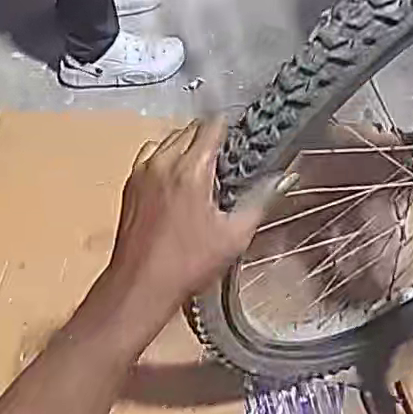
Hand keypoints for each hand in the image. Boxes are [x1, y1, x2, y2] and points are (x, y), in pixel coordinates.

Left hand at [100, 119, 282, 317]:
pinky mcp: (130, 184)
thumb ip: (260, 200)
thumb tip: (282, 179)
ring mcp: (143, 171)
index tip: (239, 139)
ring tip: (201, 169)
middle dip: (209, 137)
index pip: (211, 127)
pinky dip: (164, 156)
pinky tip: (175, 178)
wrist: (140, 286)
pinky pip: (150, 154)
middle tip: (225, 159)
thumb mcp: (234, 236)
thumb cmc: (187, 264)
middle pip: (190, 129)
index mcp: (191, 170)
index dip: (229, 129)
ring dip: (186, 145)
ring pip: (169, 139)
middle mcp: (164, 162)